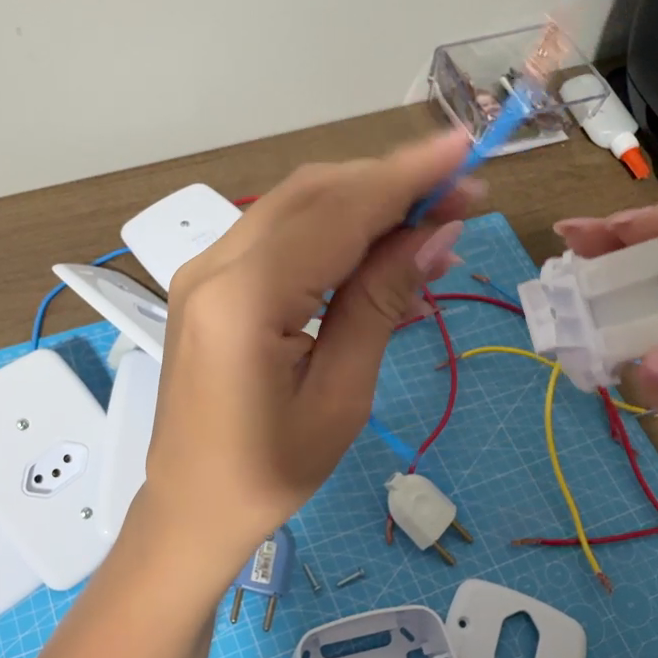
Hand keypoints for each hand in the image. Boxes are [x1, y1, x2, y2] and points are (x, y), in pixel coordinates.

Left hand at [129, 130, 475, 585]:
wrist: (191, 509)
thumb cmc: (270, 473)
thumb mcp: (340, 396)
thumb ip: (379, 302)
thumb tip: (435, 233)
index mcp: (245, 298)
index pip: (339, 211)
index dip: (407, 176)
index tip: (465, 148)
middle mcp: (214, 267)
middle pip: (313, 194)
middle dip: (389, 184)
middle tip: (460, 198)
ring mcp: (203, 273)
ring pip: (295, 208)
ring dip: (363, 206)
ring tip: (432, 229)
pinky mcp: (207, 287)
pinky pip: (277, 240)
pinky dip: (332, 237)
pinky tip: (380, 261)